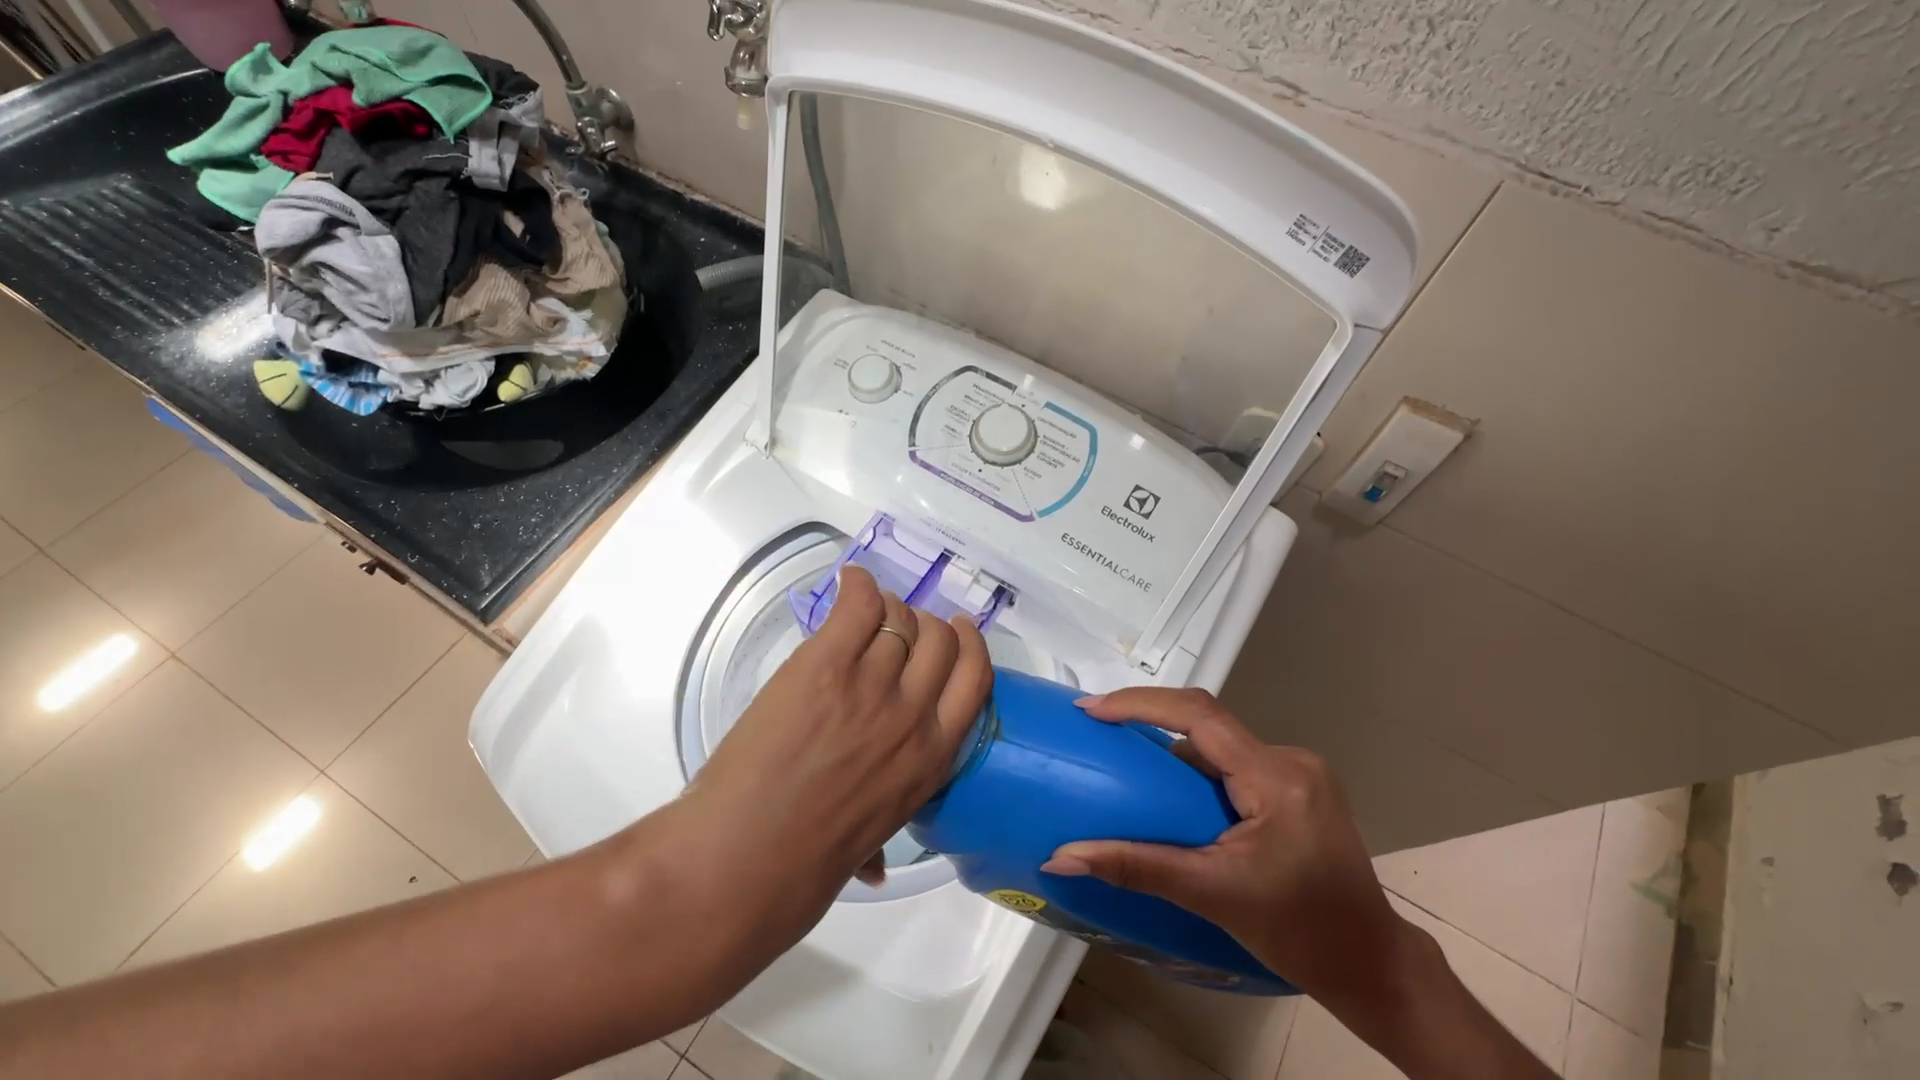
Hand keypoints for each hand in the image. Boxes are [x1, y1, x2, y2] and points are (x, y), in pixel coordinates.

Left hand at [685, 565, 992, 905]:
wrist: (751, 854)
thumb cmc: (808, 858)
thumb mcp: (872, 841)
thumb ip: (879, 834)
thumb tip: (877, 871)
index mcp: (933, 755)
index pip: (975, 679)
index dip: (970, 646)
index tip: (959, 632)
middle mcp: (913, 713)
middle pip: (940, 640)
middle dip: (926, 624)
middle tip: (901, 624)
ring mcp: (871, 685)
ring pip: (899, 619)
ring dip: (887, 608)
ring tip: (866, 612)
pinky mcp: (825, 664)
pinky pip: (858, 605)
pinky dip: (858, 586)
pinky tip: (849, 583)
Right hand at [1038, 688, 1403, 998]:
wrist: (1371, 964)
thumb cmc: (1298, 932)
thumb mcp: (1211, 895)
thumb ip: (1134, 867)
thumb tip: (1062, 857)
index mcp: (1276, 777)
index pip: (1200, 716)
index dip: (1140, 704)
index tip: (1091, 709)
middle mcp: (1292, 761)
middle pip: (1208, 727)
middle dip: (1151, 727)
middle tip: (1100, 740)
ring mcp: (1301, 774)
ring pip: (1222, 748)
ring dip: (1176, 757)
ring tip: (1130, 777)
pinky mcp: (1301, 791)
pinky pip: (1237, 767)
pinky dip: (1200, 776)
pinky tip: (1176, 804)